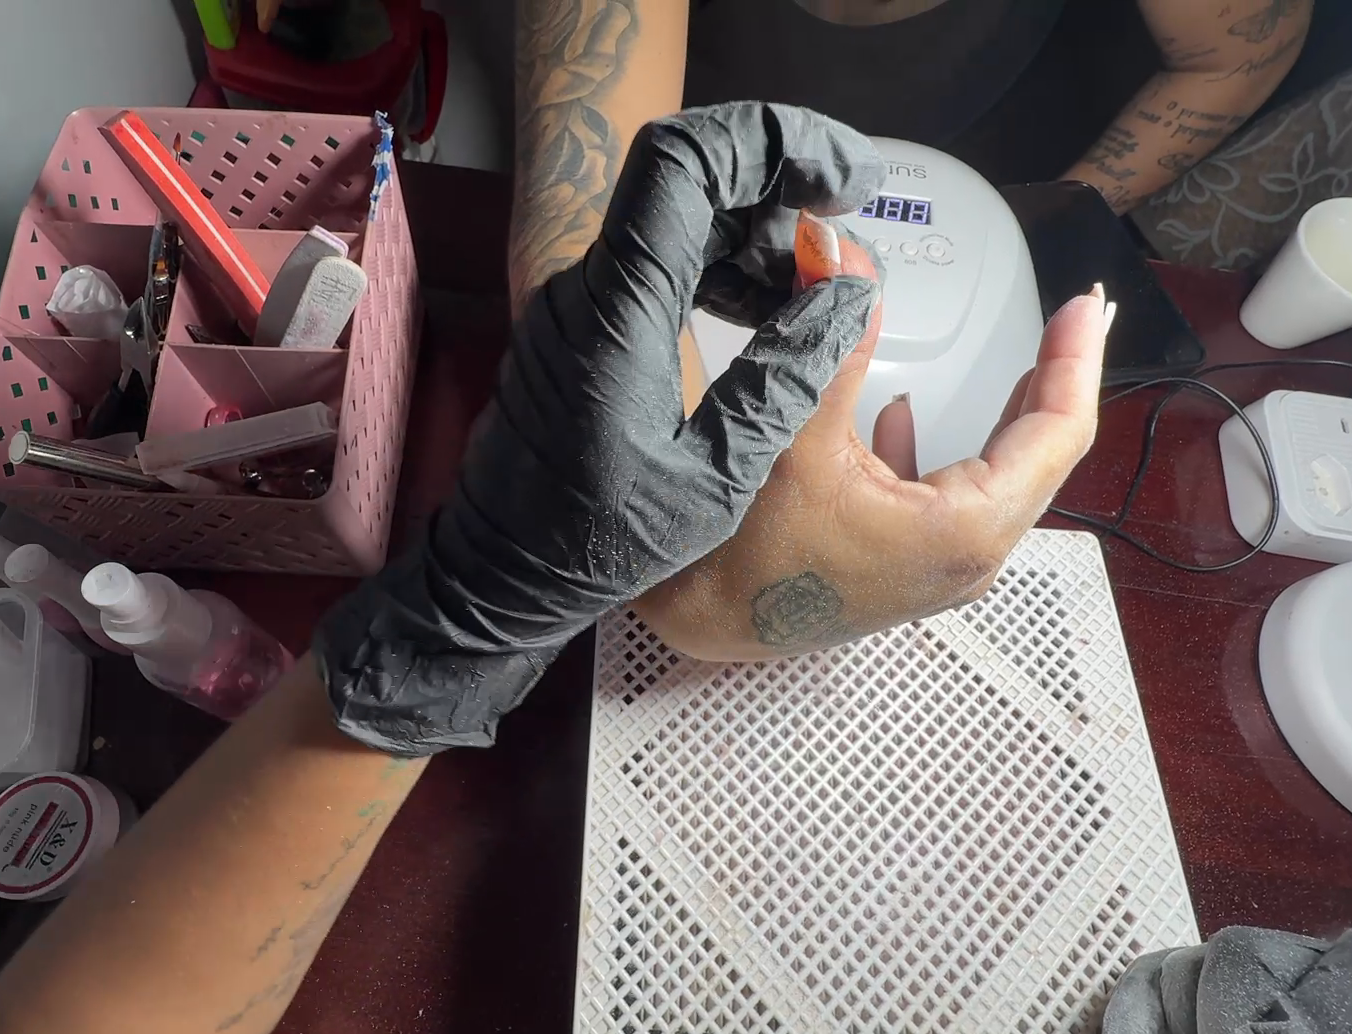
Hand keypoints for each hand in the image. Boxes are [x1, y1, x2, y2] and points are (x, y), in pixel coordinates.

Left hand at [315, 102, 884, 754]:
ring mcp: (574, 310)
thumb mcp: (715, 479)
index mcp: (616, 315)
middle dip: (773, 190)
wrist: (504, 570)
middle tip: (842, 235)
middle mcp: (584, 292)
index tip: (846, 182)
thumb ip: (784, 380)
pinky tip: (758, 316)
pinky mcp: (575, 335)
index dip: (772, 144)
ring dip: (747, 240)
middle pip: (682, 186)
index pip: (684, 165)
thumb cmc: (599, 542)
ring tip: (809, 291)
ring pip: (669, 229)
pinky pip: (650, 274)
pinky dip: (712, 276)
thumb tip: (846, 298)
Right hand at [631, 233, 1108, 660]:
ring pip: (997, 485)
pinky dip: (943, 457)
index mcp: (965, 528)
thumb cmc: (753, 544)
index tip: (1083, 304)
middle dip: (1052, 386)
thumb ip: (837, 345)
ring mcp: (941, 573)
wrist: (708, 618)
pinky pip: (950, 506)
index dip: (1073, 362)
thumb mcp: (800, 436)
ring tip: (1022, 368)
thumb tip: (839, 253)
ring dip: (1003, 422)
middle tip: (1070, 323)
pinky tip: (905, 420)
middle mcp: (970, 558)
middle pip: (1037, 462)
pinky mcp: (907, 573)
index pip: (1057, 436)